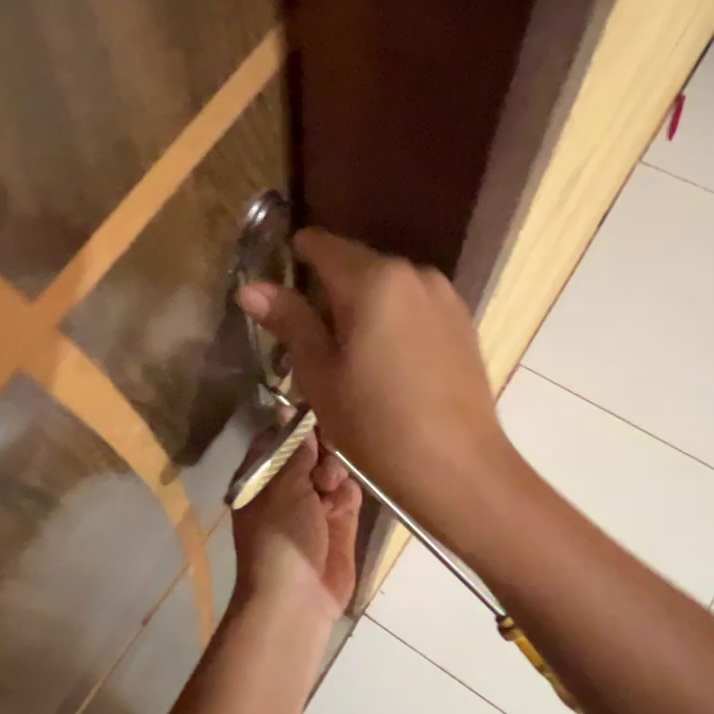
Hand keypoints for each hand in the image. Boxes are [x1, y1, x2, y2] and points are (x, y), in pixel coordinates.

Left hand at [230, 424, 361, 620]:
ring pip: (333, 468)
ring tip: (328, 487)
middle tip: (327, 451)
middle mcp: (287, 485)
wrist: (297, 597)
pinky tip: (341, 503)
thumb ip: (294, 449)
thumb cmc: (279, 536)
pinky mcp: (339, 521)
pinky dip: (346, 494)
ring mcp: (314, 504)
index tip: (317, 413)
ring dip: (334, 471)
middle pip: (311, 449)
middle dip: (322, 447)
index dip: (297, 424)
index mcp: (261, 476)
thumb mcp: (283, 487)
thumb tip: (288, 411)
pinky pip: (348, 492)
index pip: (279, 436)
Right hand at [234, 229, 515, 528]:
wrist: (457, 468)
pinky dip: (393, 322)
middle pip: (357, 265)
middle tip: (307, 336)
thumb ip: (289, 321)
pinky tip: (386, 364)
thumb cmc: (376, 424)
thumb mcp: (320, 375)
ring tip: (347, 355)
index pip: (322, 245)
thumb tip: (250, 286)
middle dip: (328, 290)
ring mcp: (444, 297)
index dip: (295, 256)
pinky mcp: (463, 323)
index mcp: (373, 280)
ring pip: (388, 288)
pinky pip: (414, 308)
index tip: (277, 285)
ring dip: (362, 308)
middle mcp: (413, 273)